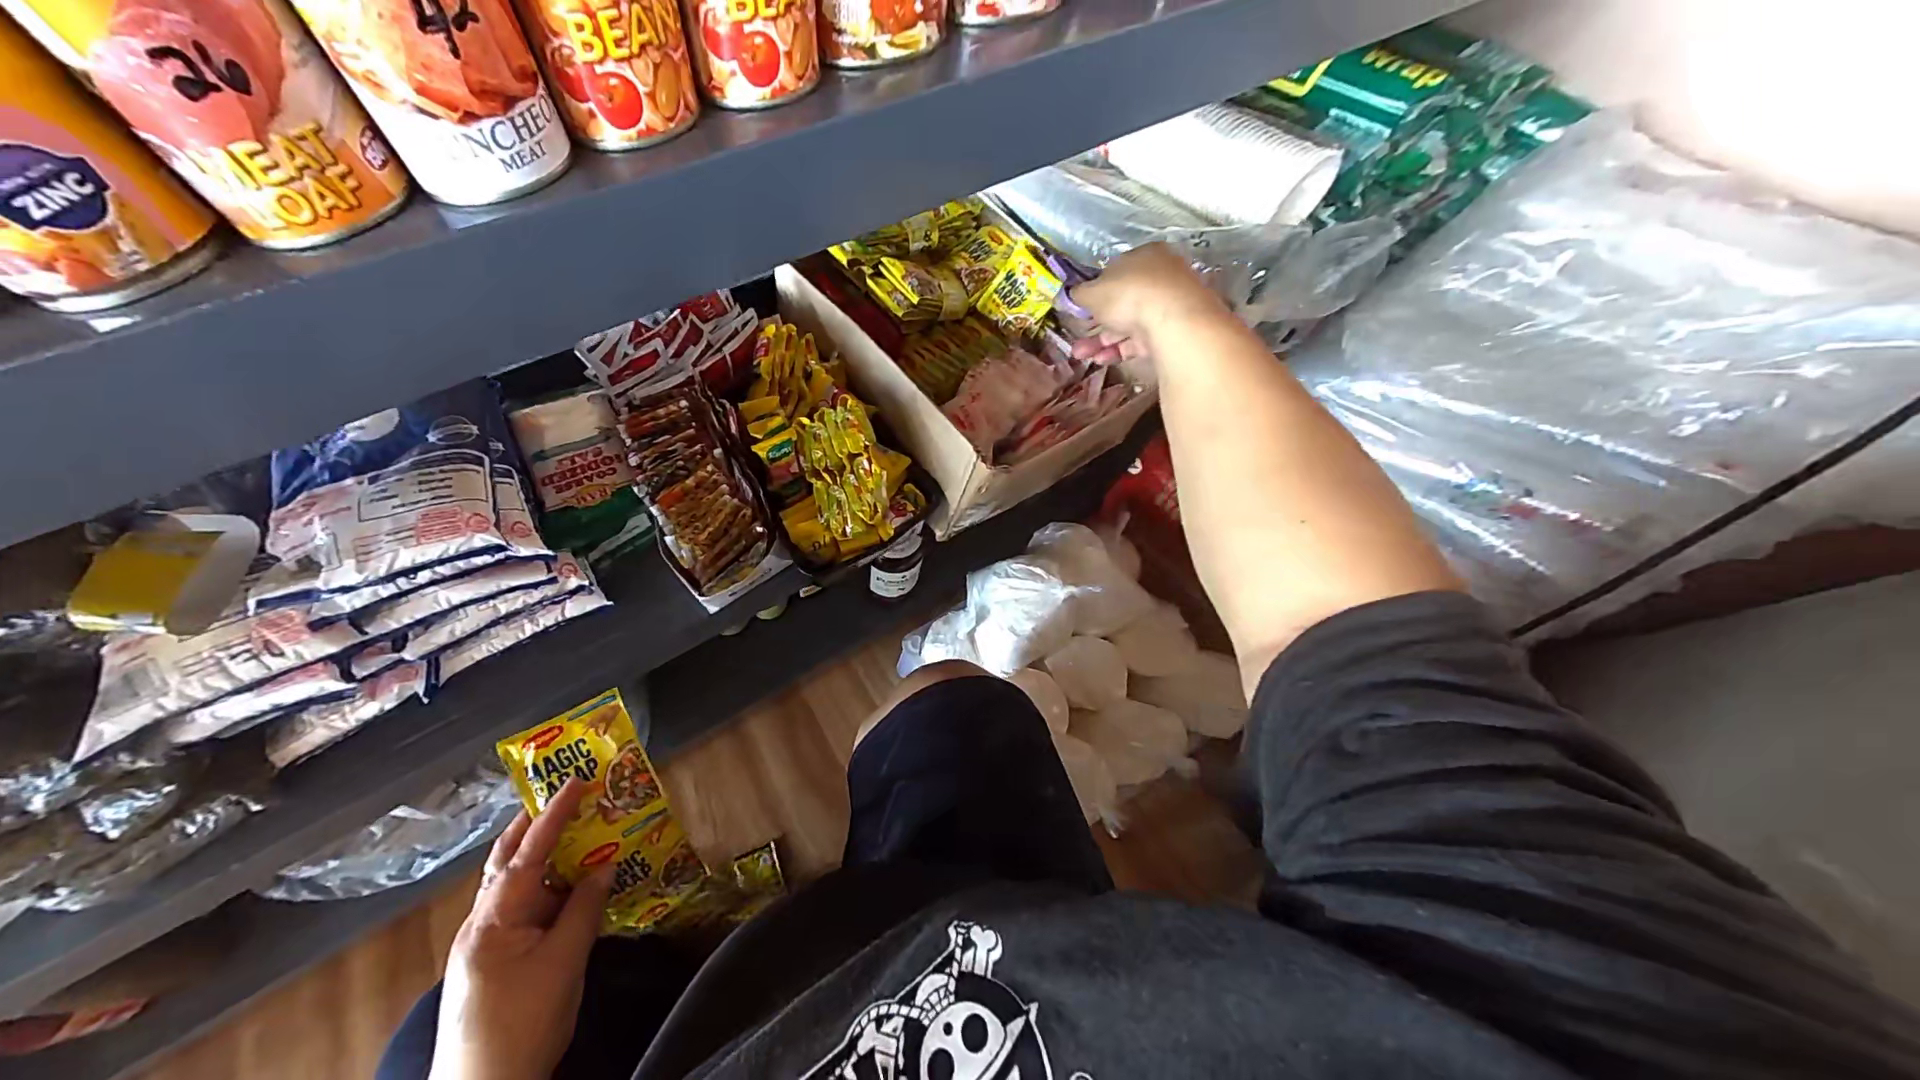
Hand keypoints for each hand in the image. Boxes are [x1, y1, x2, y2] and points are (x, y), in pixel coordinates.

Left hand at [430, 778, 613, 1079]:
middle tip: (568, 798)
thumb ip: (585, 909)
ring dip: (546, 860)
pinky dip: (548, 891)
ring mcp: (484, 945)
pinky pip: (523, 911)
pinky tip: (571, 892)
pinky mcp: (493, 963)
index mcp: (493, 920)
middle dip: (536, 828)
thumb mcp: (565, 963)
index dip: (554, 815)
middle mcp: (481, 925)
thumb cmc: (524, 1024)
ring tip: (580, 838)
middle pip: (508, 863)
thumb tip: (606, 865)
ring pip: (516, 888)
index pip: (527, 853)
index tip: (576, 781)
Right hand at [1068, 243, 1229, 364]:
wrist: (1174, 321)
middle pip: (1123, 301)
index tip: (1083, 309)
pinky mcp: (1173, 331)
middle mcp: (1160, 276)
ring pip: (1129, 323)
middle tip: (1078, 339)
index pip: (1116, 272)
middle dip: (1096, 324)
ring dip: (1102, 341)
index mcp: (1145, 255)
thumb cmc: (1129, 294)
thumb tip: (1074, 294)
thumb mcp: (1093, 292)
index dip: (1096, 292)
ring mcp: (1169, 305)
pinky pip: (1141, 340)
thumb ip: (1080, 294)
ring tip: (1081, 355)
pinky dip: (1120, 350)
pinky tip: (1101, 360)